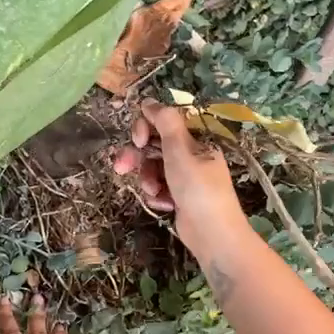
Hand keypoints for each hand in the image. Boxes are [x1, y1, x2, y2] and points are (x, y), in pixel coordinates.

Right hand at [112, 101, 246, 253]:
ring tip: (153, 192)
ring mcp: (184, 175)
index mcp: (196, 138)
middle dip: (137, 157)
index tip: (138, 140)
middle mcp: (190, 154)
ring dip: (147, 179)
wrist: (212, 233)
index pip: (163, 121)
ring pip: (152, 167)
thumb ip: (165, 122)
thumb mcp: (180, 150)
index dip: (145, 127)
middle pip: (153, 145)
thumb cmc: (198, 187)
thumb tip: (149, 100)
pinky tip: (163, 204)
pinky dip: (157, 194)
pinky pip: (157, 186)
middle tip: (121, 167)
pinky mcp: (178, 195)